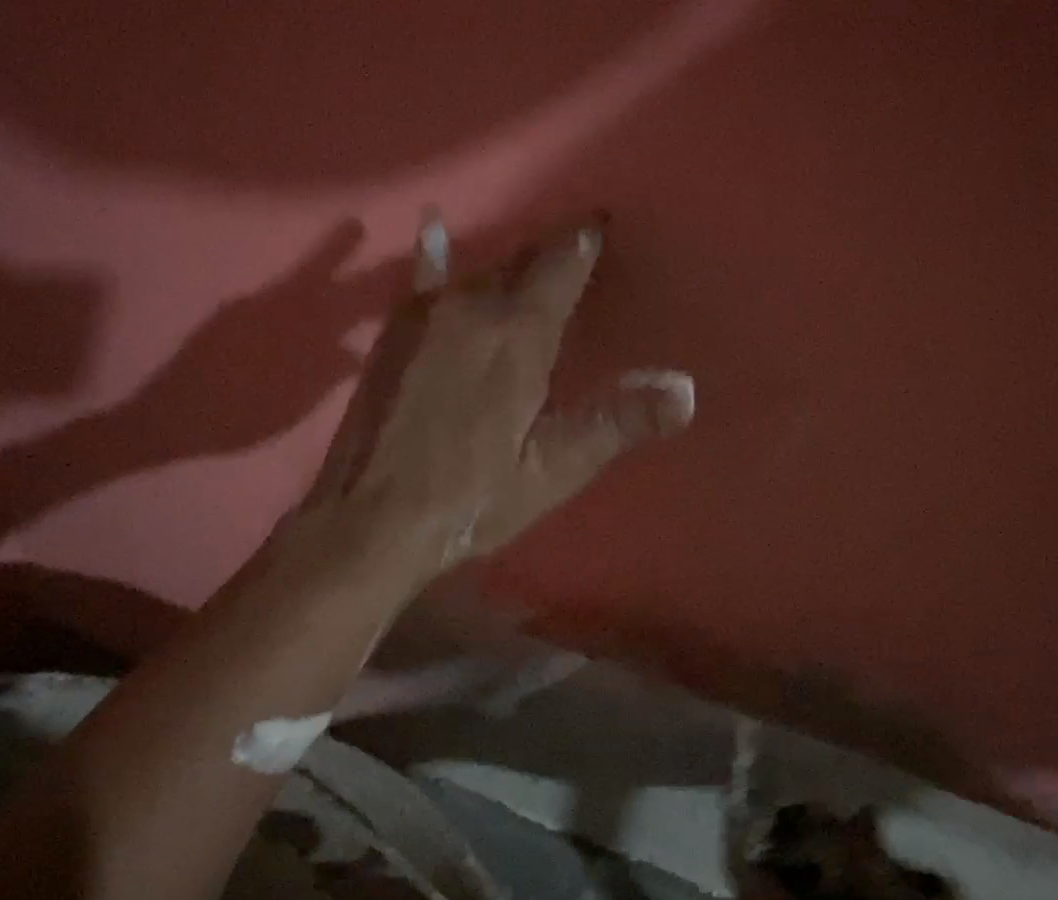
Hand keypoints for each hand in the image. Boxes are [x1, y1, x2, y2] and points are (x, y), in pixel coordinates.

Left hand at [297, 211, 694, 584]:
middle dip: (550, 256)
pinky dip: (437, 259)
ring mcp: (423, 315)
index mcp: (518, 332)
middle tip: (576, 258)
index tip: (603, 222)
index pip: (562, 262)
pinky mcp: (391, 335)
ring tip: (528, 268)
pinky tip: (435, 234)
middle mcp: (470, 305)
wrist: (370, 520)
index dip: (585, 239)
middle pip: (519, 262)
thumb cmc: (471, 499)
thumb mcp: (553, 469)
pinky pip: (423, 281)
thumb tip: (688, 389)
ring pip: (477, 273)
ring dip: (507, 270)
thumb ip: (618, 422)